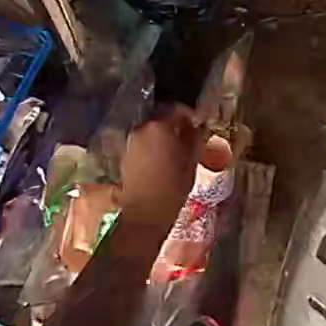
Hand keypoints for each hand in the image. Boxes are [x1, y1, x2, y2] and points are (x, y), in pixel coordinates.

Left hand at [116, 106, 202, 231]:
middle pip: (163, 119)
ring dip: (164, 137)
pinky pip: (144, 143)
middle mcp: (143, 128)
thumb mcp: (191, 162)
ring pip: (153, 132)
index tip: (199, 124)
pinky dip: (154, 147)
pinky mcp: (126, 154)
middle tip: (190, 138)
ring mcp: (132, 141)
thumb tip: (199, 126)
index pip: (179, 110)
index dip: (191, 116)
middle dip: (176, 127)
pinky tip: (163, 161)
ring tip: (177, 151)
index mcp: (161, 126)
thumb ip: (195, 139)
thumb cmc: (172, 187)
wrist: (143, 214)